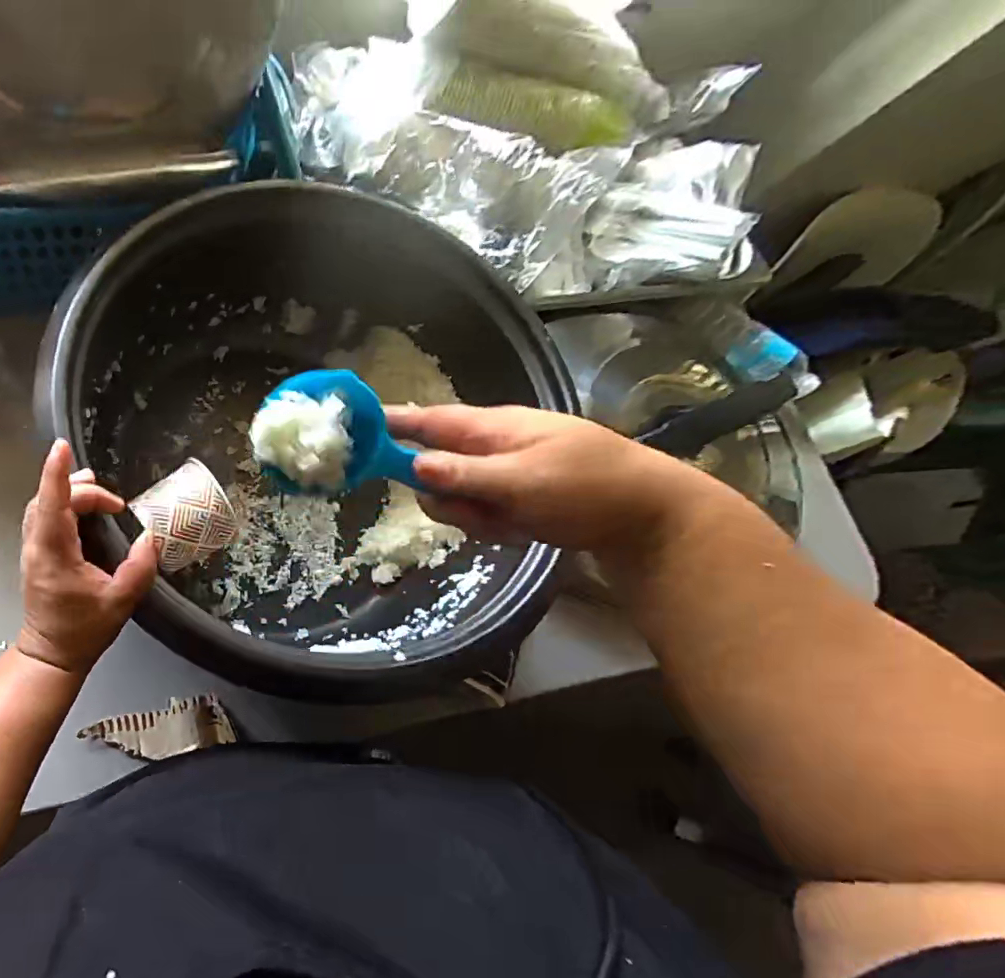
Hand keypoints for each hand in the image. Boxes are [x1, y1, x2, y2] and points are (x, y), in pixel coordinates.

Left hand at [16, 440, 157, 673]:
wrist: (51, 654)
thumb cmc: (82, 631)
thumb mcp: (120, 602)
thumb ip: (139, 568)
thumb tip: (151, 538)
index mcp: (54, 554)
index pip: (52, 503)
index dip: (58, 472)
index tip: (62, 447)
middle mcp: (37, 546)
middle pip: (49, 499)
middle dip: (79, 487)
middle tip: (113, 501)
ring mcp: (32, 550)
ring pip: (42, 506)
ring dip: (68, 492)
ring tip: (97, 492)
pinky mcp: (35, 555)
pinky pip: (43, 517)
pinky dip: (61, 504)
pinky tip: (81, 509)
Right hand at [386, 404, 737, 562]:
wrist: (649, 519)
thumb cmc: (588, 487)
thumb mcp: (521, 482)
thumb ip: (463, 474)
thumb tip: (411, 463)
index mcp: (491, 427)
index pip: (427, 420)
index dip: (391, 423)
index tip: (355, 430)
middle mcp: (490, 448)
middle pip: (434, 470)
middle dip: (446, 495)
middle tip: (475, 509)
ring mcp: (501, 475)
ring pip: (455, 497)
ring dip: (473, 516)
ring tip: (512, 522)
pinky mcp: (512, 500)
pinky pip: (479, 515)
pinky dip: (495, 527)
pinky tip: (526, 529)